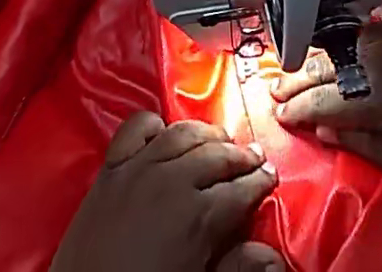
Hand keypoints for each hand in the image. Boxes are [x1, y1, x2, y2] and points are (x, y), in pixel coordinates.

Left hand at [52, 113, 283, 271]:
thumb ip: (234, 269)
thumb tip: (270, 256)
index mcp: (196, 216)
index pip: (238, 190)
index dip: (258, 182)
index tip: (271, 175)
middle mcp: (169, 180)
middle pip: (213, 156)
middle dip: (238, 156)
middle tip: (254, 155)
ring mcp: (137, 168)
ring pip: (180, 135)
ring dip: (204, 133)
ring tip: (220, 137)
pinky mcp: (111, 167)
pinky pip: (135, 129)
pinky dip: (153, 124)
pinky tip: (164, 128)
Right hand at [271, 6, 381, 192]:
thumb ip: (367, 145)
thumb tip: (324, 133)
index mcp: (377, 95)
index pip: (322, 102)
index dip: (297, 110)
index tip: (280, 114)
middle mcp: (378, 56)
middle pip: (324, 66)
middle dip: (296, 80)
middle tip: (277, 89)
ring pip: (340, 39)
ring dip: (317, 53)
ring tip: (297, 62)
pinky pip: (371, 15)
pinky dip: (352, 22)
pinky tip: (343, 26)